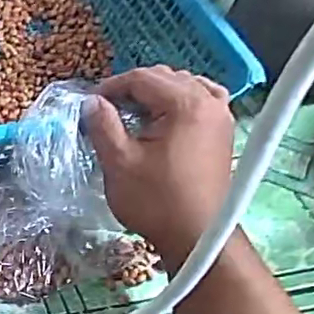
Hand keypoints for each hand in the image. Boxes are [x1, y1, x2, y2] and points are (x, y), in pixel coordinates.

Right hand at [84, 66, 234, 261]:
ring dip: (155, 95)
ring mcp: (221, 116)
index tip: (90, 103)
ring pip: (183, 87)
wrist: (196, 236)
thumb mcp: (119, 163)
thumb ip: (103, 126)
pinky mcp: (222, 132)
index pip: (143, 78)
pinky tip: (162, 119)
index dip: (111, 86)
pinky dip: (177, 104)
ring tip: (131, 115)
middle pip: (165, 78)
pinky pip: (199, 102)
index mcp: (185, 104)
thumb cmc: (156, 202)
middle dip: (133, 89)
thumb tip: (92, 103)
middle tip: (106, 110)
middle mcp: (209, 101)